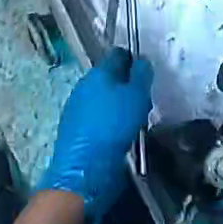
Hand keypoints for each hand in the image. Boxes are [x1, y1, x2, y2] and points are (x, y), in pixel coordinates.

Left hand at [38, 48, 152, 220]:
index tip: (146, 68)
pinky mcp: (76, 130)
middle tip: (145, 95)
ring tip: (137, 116)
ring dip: (118, 104)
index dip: (132, 58)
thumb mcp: (136, 98)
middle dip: (126, 83)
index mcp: (97, 73)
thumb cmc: (113, 127)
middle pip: (109, 77)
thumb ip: (141, 76)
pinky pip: (98, 117)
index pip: (116, 55)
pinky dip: (110, 121)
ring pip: (103, 98)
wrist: (85, 168)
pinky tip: (122, 133)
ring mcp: (76, 109)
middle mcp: (83, 87)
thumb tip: (142, 61)